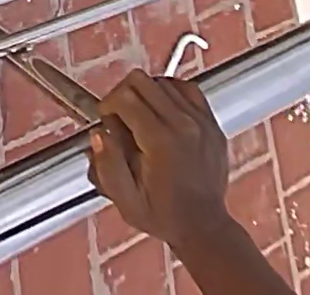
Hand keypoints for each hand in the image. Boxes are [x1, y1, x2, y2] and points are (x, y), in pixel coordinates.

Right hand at [88, 71, 232, 249]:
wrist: (205, 228)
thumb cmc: (164, 215)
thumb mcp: (127, 202)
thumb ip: (107, 167)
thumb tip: (98, 134)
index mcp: (161, 142)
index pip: (125, 97)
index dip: (108, 104)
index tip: (106, 119)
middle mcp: (183, 124)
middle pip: (141, 80)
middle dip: (122, 93)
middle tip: (119, 115)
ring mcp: (200, 120)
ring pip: (160, 81)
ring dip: (145, 94)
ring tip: (141, 117)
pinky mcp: (211, 121)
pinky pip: (185, 87)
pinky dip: (169, 92)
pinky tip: (162, 110)